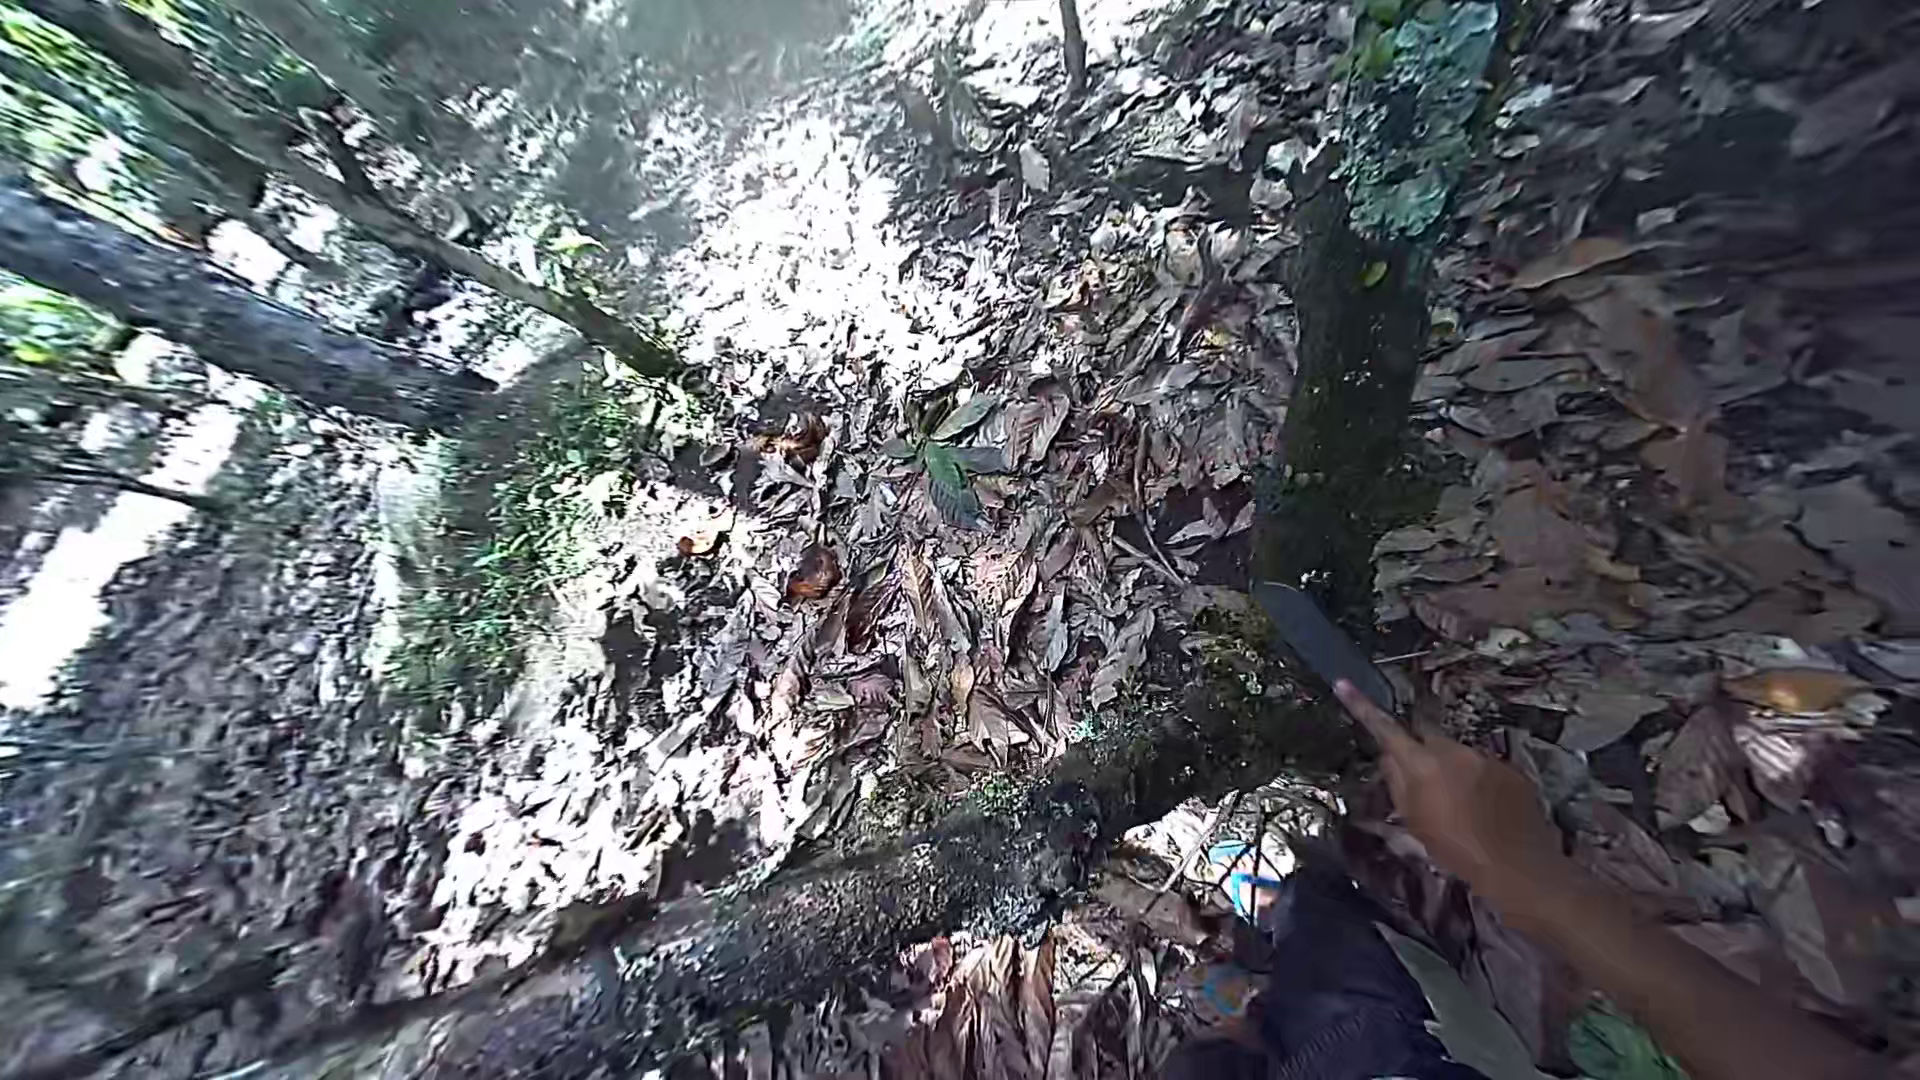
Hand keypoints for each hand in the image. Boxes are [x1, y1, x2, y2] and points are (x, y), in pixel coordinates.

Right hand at [1334, 680, 1565, 895]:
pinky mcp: (1514, 771)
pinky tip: (1486, 808)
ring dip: (1451, 768)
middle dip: (1420, 749)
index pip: (1383, 727)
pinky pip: (1484, 767)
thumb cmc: (1454, 849)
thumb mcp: (1411, 819)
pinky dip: (1478, 781)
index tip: (1342, 683)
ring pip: (1456, 753)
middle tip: (1423, 779)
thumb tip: (1389, 755)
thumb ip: (1396, 780)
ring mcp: (1486, 759)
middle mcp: (1453, 751)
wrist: (1522, 873)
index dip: (1361, 705)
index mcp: (1421, 763)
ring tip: (1462, 804)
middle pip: (1425, 735)